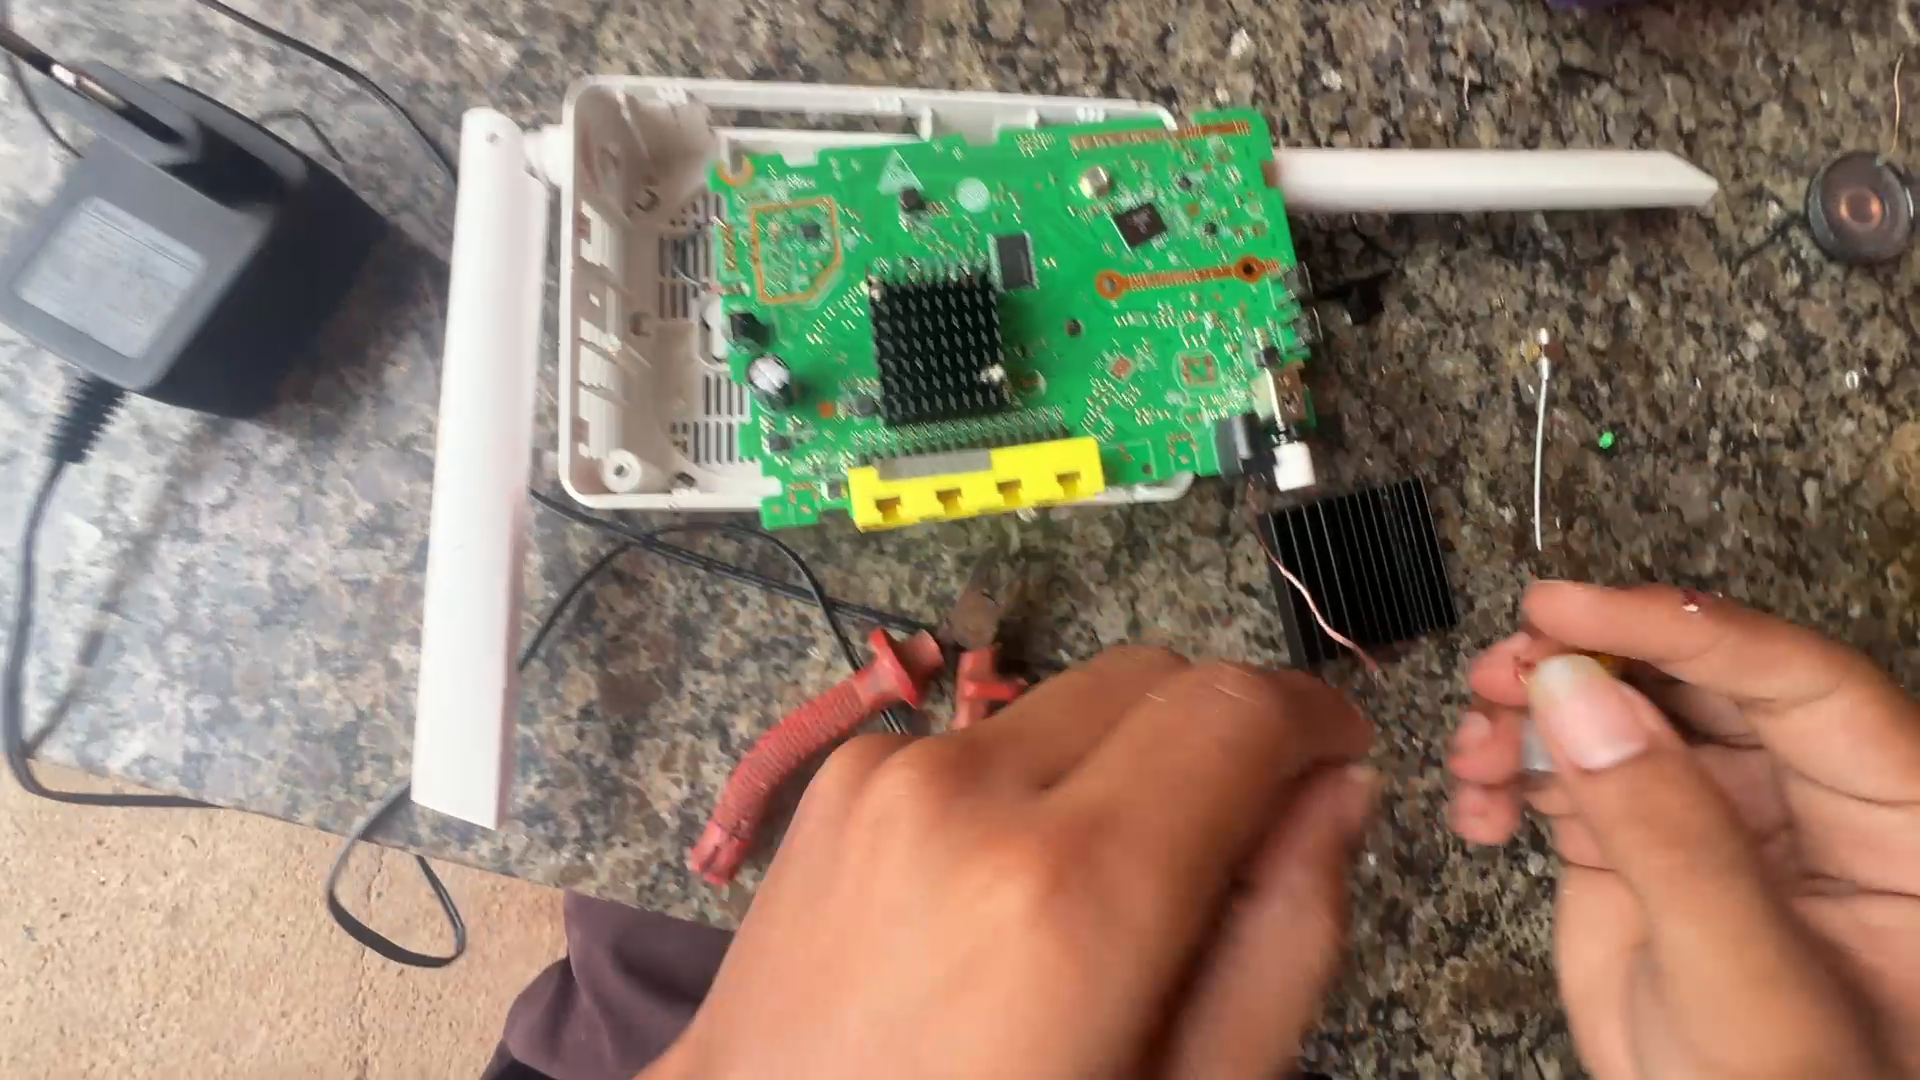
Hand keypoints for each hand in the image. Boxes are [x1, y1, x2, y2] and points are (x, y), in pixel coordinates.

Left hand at [649, 647, 1375, 1078]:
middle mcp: (967, 790)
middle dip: (1212, 728)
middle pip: (1147, 675)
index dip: (1305, 712)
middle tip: (1224, 823)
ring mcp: (888, 764)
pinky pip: (985, 731)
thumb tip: (1334, 783)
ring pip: (1068, 698)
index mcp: (1067, 892)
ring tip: (1092, 870)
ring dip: (1117, 755)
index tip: (1334, 750)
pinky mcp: (842, 766)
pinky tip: (994, 872)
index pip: (1227, 710)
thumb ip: (1282, 934)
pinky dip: (1028, 775)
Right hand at [1447, 582, 1919, 1077]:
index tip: (1554, 607)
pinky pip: (1551, 765)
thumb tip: (1574, 693)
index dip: (1673, 627)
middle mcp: (1801, 802)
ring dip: (1516, 720)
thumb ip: (1670, 839)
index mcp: (1899, 829)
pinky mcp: (1623, 830)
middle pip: (1680, 680)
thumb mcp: (1740, 987)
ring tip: (1470, 763)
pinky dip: (1498, 774)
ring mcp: (1702, 812)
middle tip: (1491, 678)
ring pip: (1601, 711)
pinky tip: (1478, 815)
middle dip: (1571, 667)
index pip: (1797, 683)